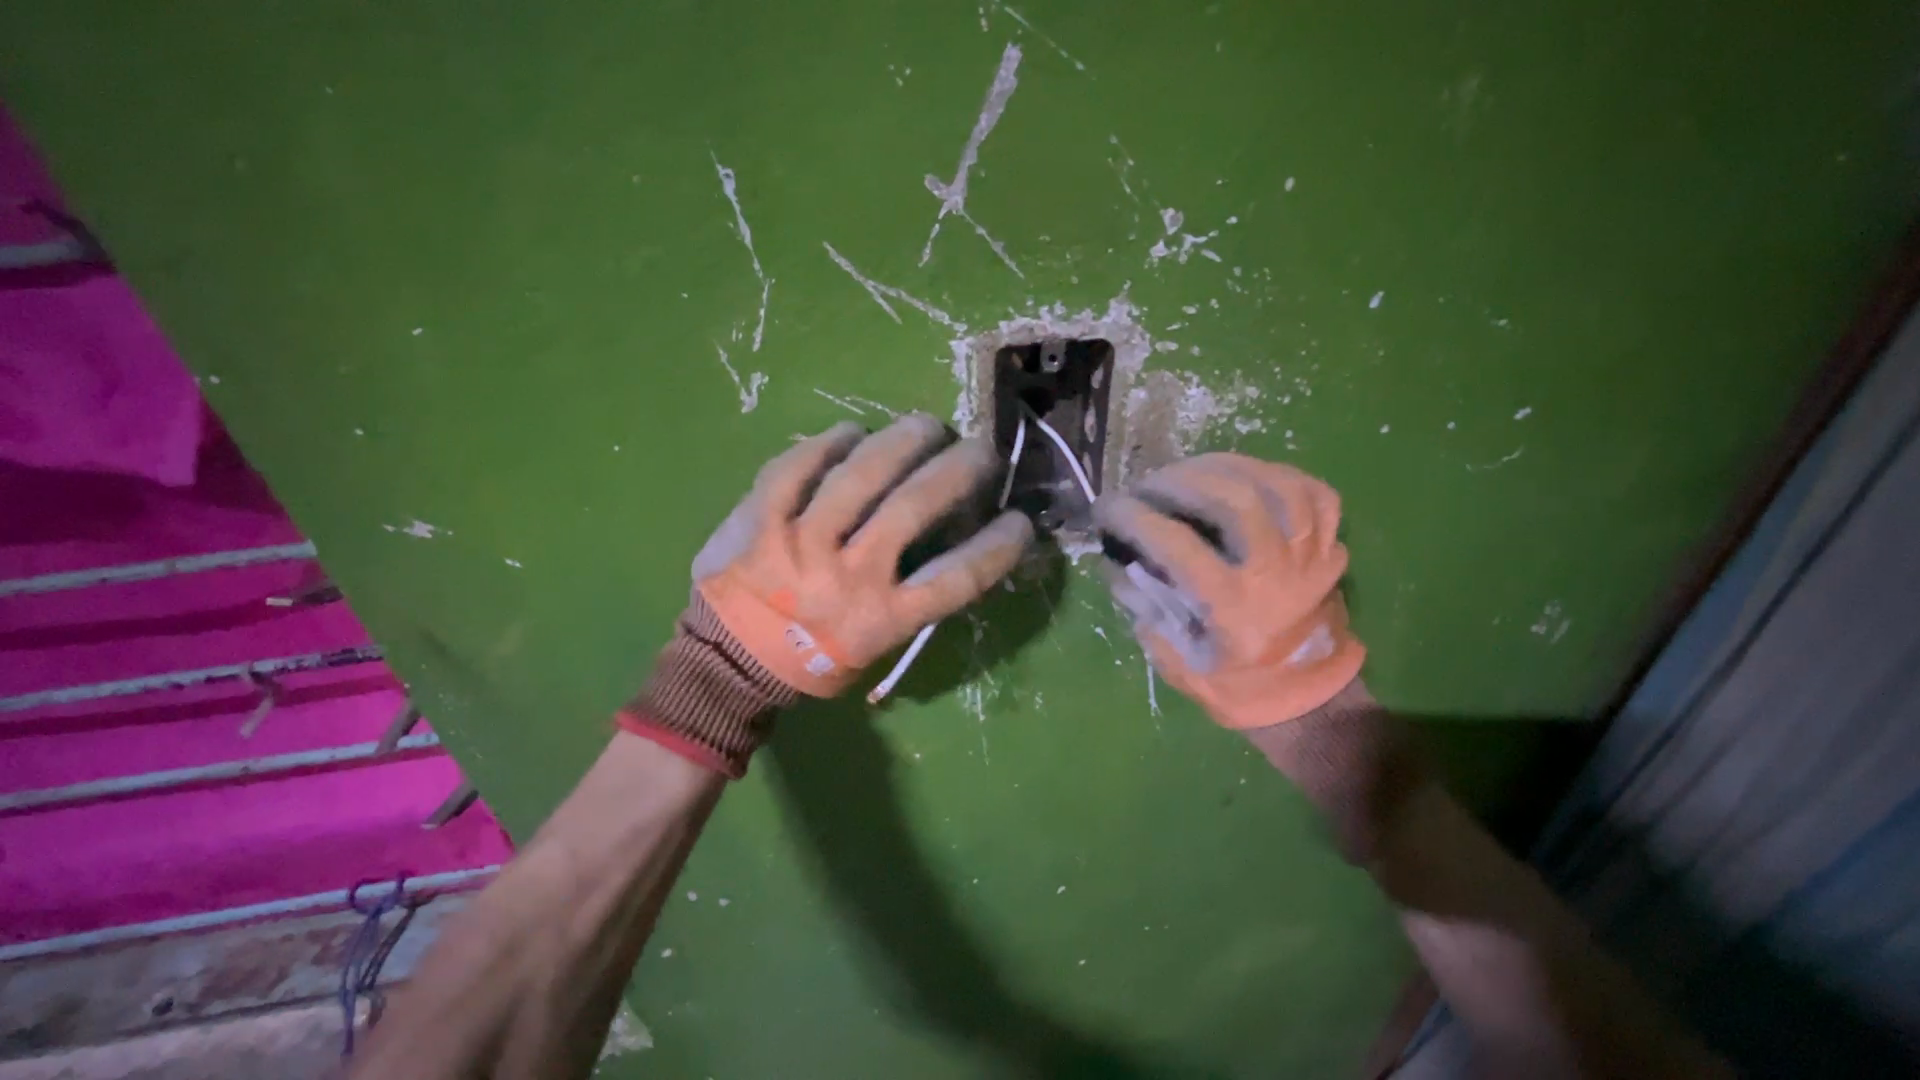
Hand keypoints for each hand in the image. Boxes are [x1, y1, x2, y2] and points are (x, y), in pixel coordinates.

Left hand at [694, 414, 1033, 696]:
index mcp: (884, 619)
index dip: (999, 543)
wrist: (730, 665)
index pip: (959, 575)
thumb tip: (956, 540)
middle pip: (916, 507)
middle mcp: (849, 577)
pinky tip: (851, 433)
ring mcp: (800, 543)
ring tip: (925, 427)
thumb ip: (914, 596)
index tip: (1020, 518)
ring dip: (903, 441)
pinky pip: (797, 468)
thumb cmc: (816, 657)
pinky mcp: (759, 521)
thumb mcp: (878, 644)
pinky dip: (828, 444)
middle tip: (978, 449)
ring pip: (860, 475)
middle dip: (960, 468)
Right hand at [1094, 453, 1363, 728]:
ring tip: (1188, 473)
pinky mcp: (1330, 548)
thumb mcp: (1174, 658)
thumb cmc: (1232, 686)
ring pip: (1275, 485)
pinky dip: (1276, 476)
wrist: (1307, 701)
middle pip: (1234, 500)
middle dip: (1180, 481)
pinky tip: (1243, 477)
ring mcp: (1311, 557)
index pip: (1177, 545)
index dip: (1134, 517)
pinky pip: (1312, 493)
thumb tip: (1113, 556)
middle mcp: (1276, 574)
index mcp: (1234, 608)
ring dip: (1224, 469)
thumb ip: (1142, 605)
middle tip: (1147, 485)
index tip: (1106, 508)